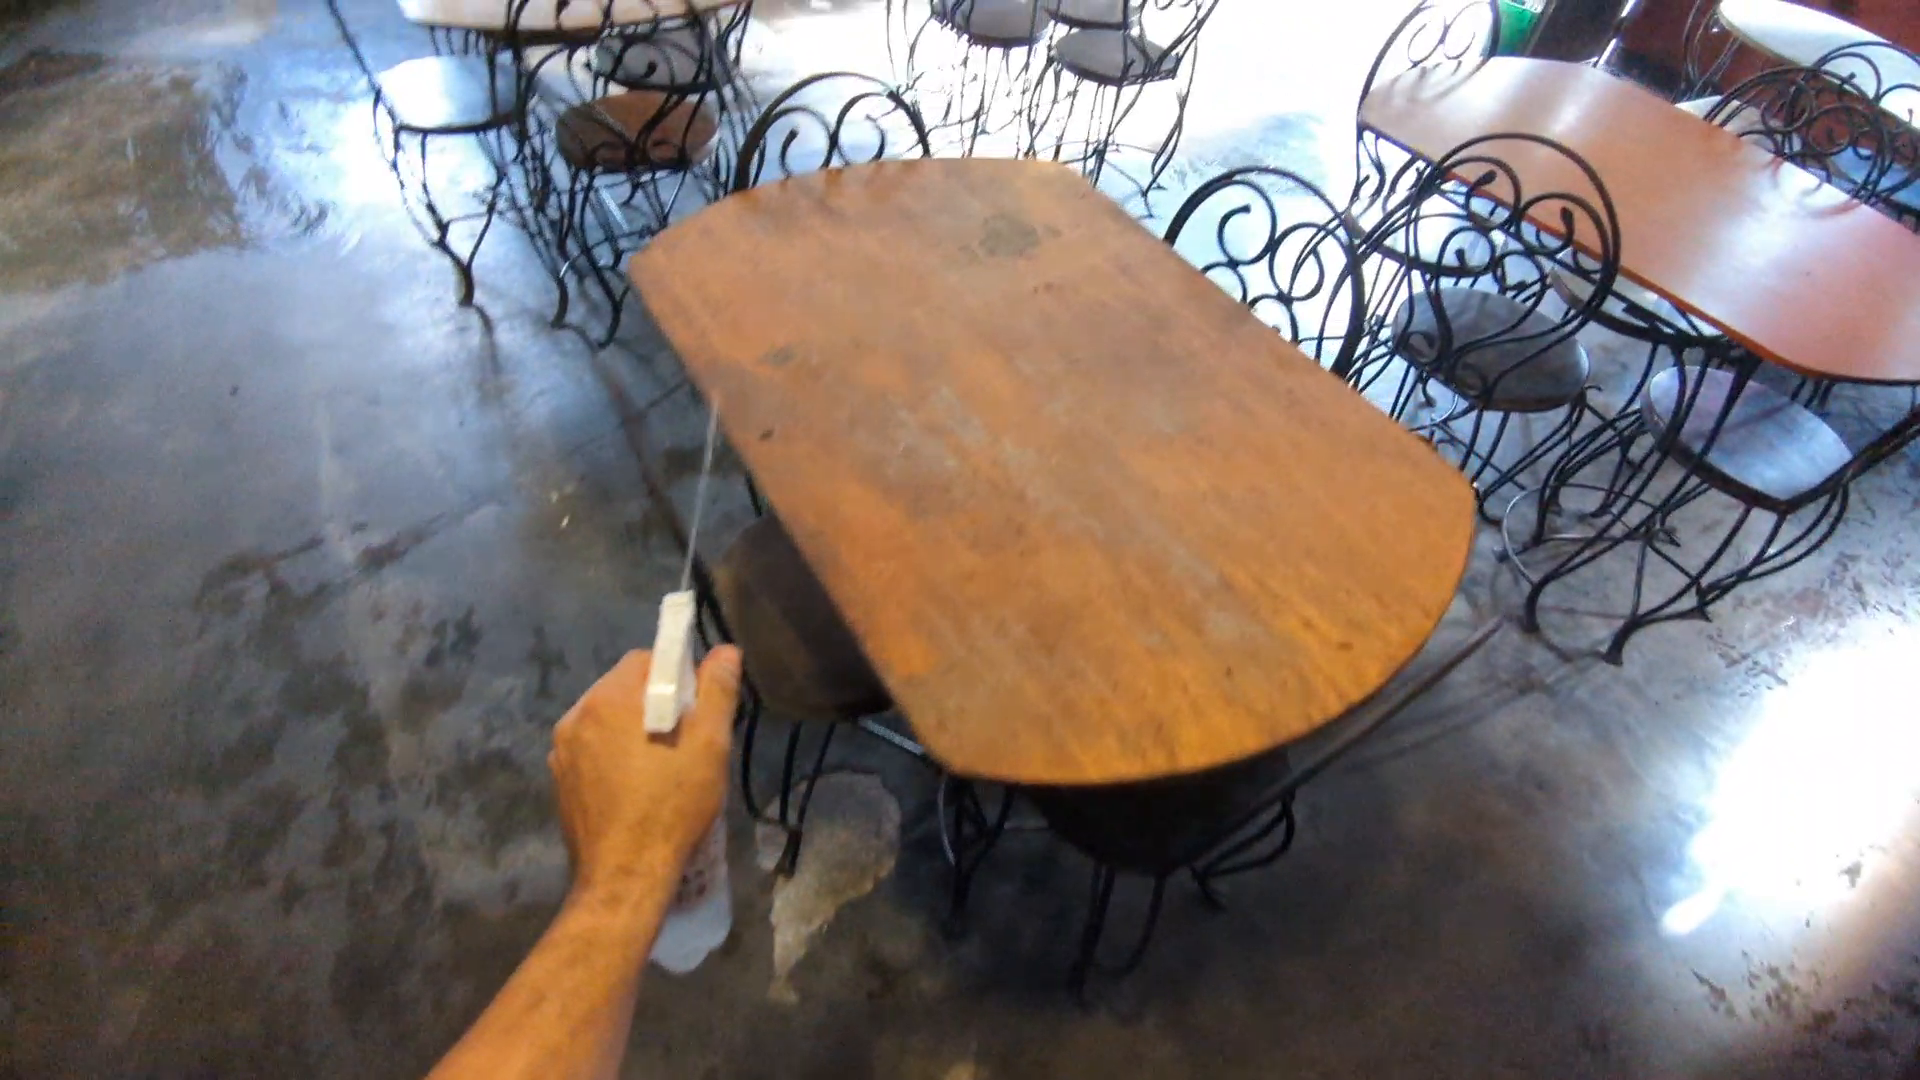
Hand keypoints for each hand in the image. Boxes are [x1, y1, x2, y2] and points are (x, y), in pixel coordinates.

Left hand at [548, 646, 741, 898]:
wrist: (627, 874)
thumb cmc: (673, 802)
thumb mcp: (710, 742)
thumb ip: (717, 689)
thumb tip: (725, 651)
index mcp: (611, 698)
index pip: (646, 659)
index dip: (677, 674)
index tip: (696, 706)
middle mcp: (577, 716)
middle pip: (625, 687)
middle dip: (656, 701)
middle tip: (686, 736)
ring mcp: (562, 751)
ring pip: (608, 719)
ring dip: (634, 727)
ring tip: (663, 763)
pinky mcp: (559, 782)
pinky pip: (593, 748)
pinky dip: (615, 754)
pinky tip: (637, 785)